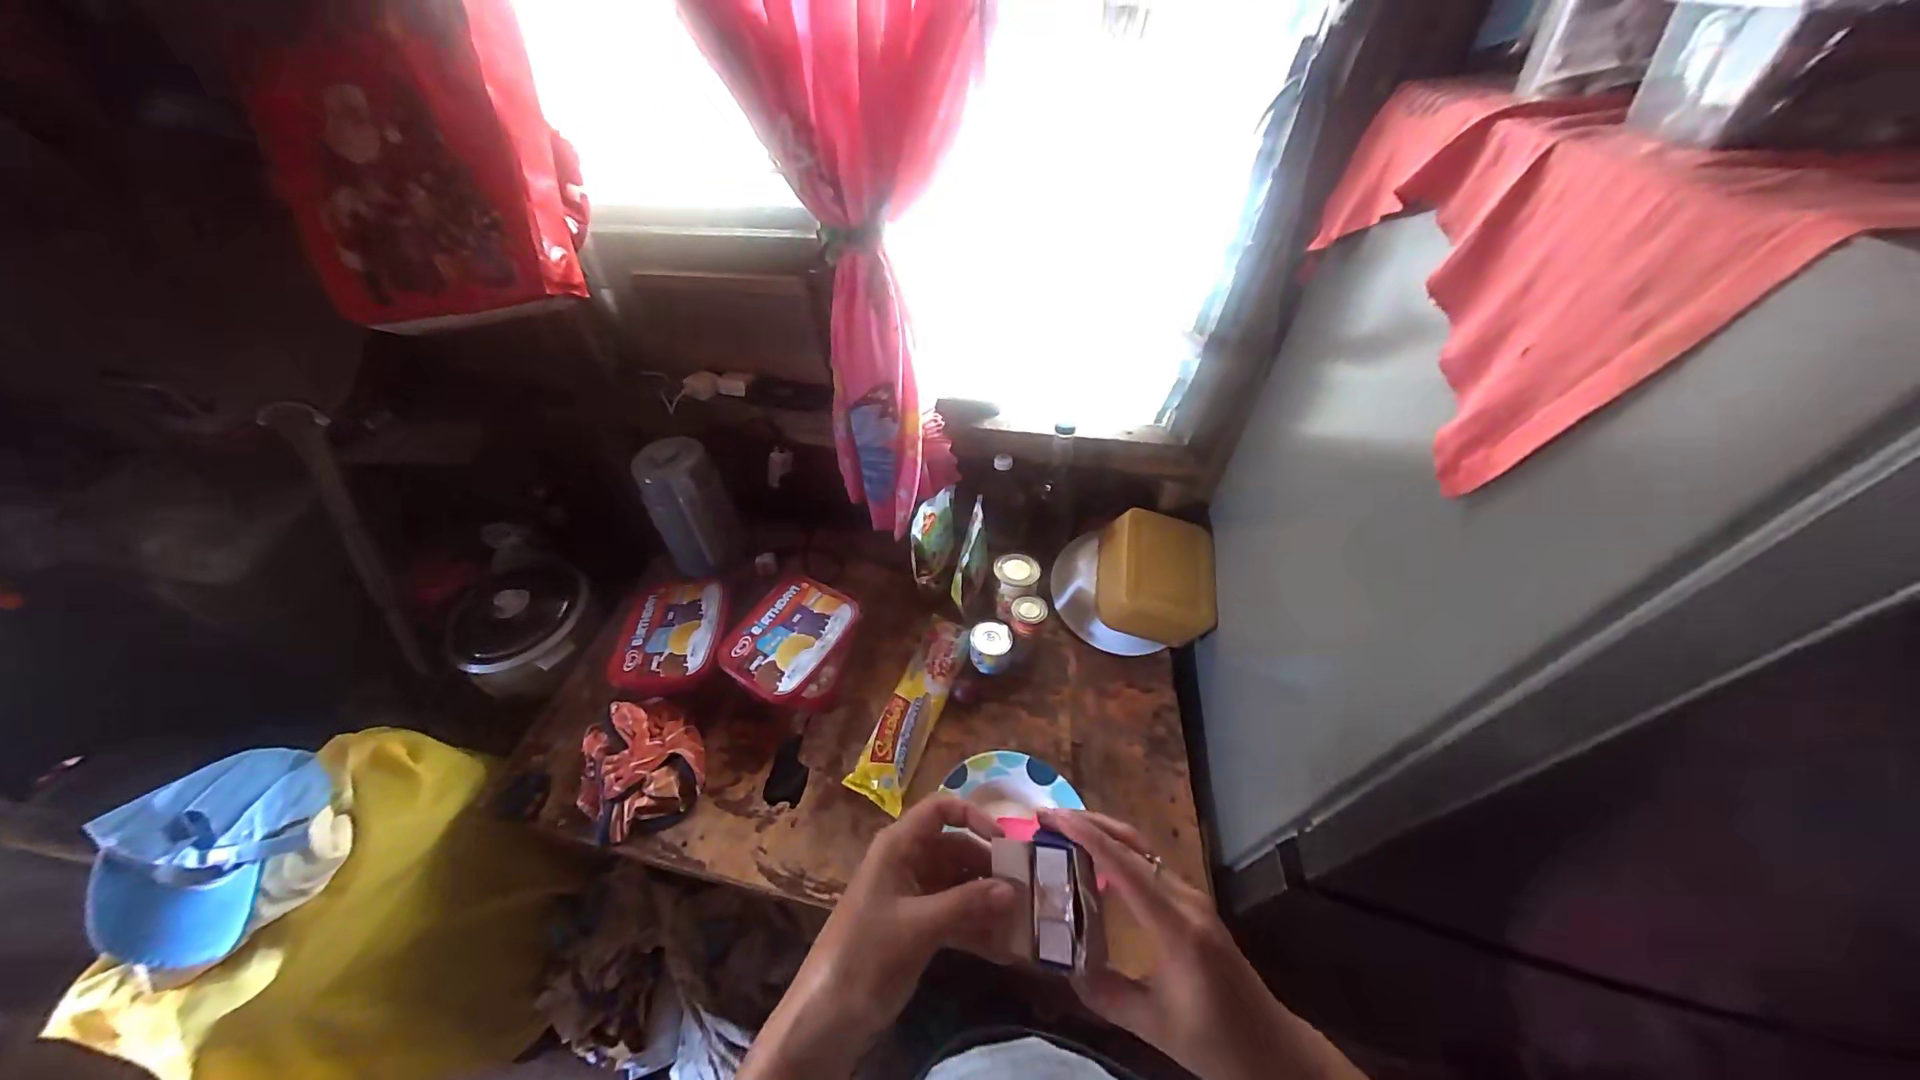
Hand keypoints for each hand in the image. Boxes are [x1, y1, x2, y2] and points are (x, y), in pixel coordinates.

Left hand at [741, 796, 1015, 1079]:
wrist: (828, 1013)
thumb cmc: (868, 952)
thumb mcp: (920, 925)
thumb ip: (967, 904)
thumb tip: (1013, 888)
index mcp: (898, 846)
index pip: (939, 811)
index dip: (972, 816)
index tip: (1005, 841)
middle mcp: (906, 862)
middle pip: (955, 849)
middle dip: (988, 867)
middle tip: (1025, 888)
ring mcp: (911, 895)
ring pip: (957, 883)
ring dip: (986, 899)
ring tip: (1021, 919)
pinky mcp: (916, 925)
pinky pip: (953, 914)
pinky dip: (975, 926)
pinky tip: (1003, 947)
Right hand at [1038, 809, 1366, 1079]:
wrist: (1274, 1052)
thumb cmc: (1218, 1044)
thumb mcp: (1155, 1026)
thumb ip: (1106, 994)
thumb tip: (1063, 967)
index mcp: (1176, 926)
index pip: (1124, 865)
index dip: (1086, 836)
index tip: (1052, 818)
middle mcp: (1185, 900)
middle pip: (1133, 844)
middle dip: (1089, 823)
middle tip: (1048, 817)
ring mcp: (1192, 898)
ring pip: (1142, 850)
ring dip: (1103, 833)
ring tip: (1064, 830)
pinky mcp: (1193, 905)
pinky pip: (1150, 866)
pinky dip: (1118, 852)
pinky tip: (1097, 862)